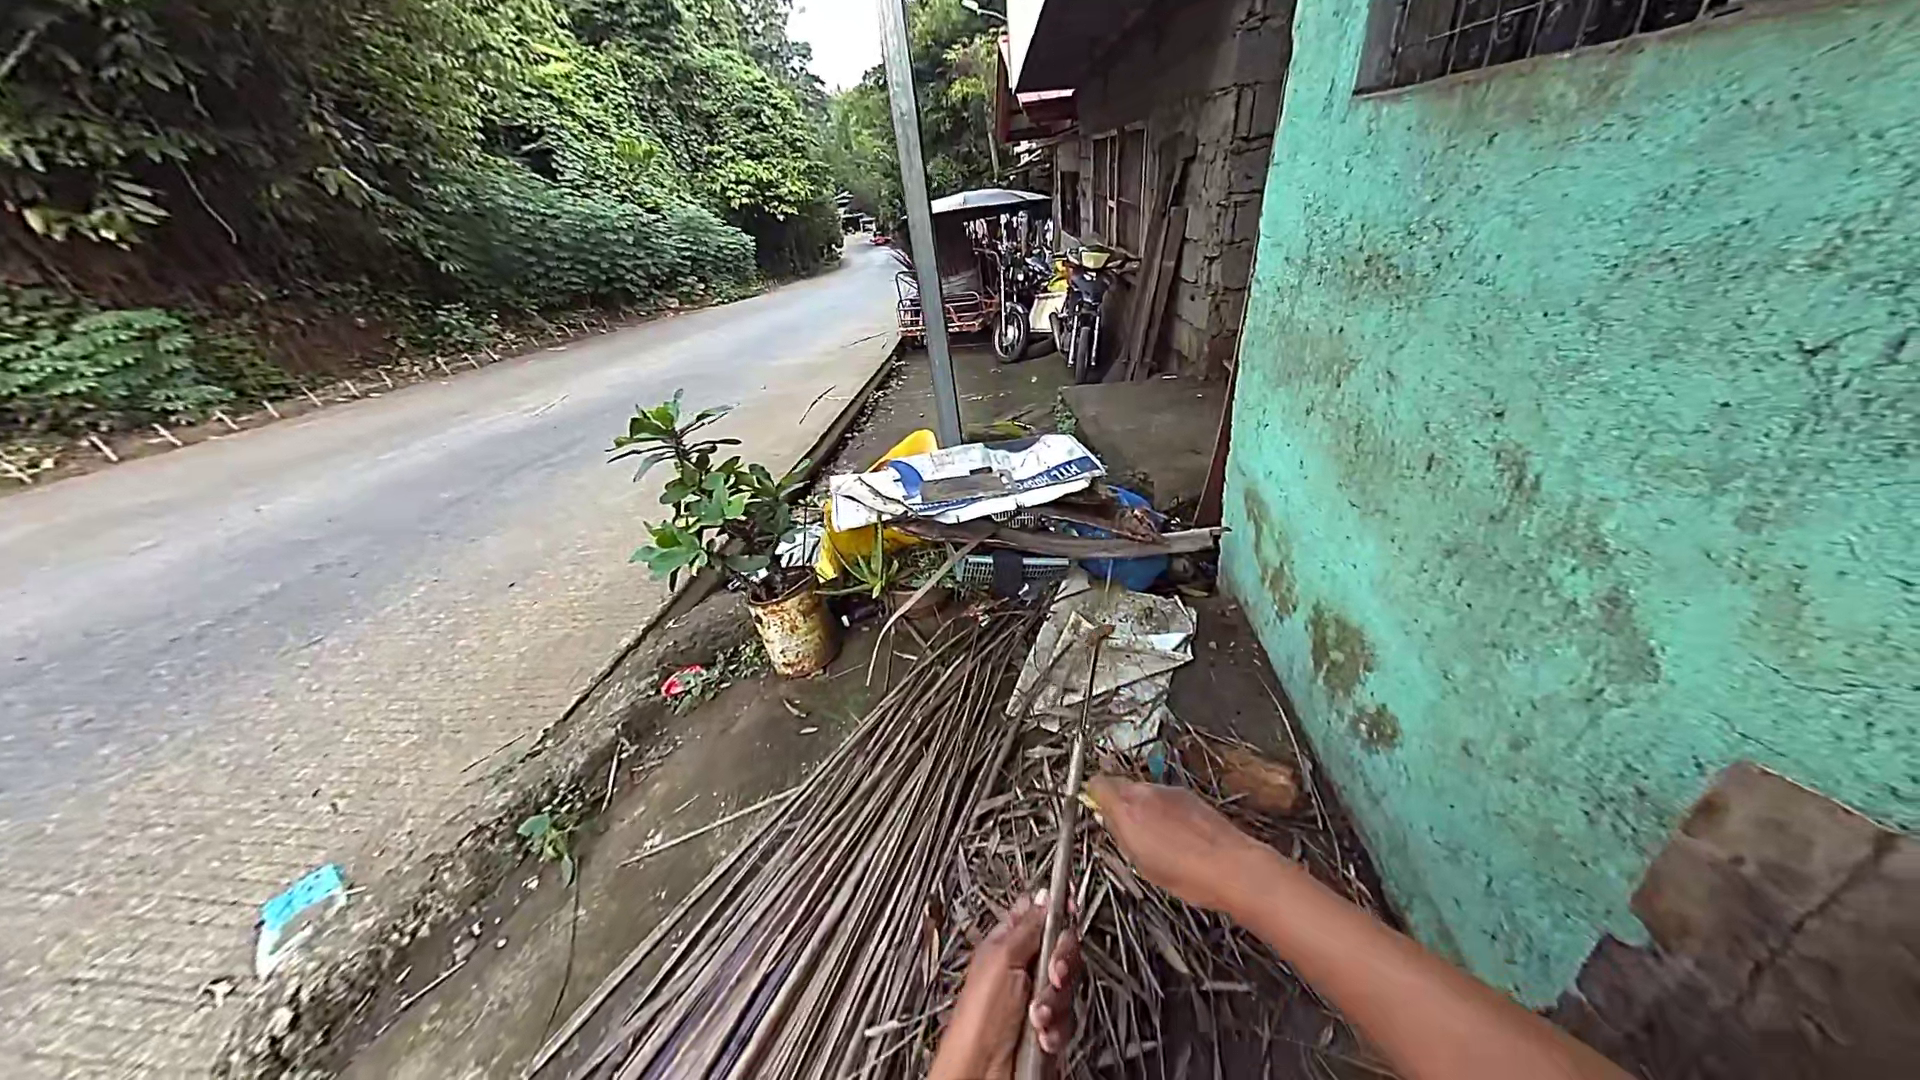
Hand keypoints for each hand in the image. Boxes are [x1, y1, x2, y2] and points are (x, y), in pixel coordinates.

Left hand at [929, 890, 1081, 1079]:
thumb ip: (1029, 927)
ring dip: (1055, 1000)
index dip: (1055, 908)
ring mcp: (1038, 996)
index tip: (1069, 905)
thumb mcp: (1003, 958)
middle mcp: (1024, 965)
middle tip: (1052, 971)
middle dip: (1062, 960)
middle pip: (1061, 945)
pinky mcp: (1050, 1025)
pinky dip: (1057, 1027)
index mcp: (1007, 940)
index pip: (1038, 912)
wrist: (983, 1074)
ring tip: (1037, 1013)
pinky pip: (1070, 1017)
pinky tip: (1041, 1034)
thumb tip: (1044, 897)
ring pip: (1069, 983)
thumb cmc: (978, 1018)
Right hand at [1084, 775, 1272, 913]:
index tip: (1096, 809)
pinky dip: (1164, 810)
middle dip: (1119, 803)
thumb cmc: (1188, 873)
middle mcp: (1146, 792)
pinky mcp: (1189, 796)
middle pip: (1120, 786)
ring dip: (1142, 807)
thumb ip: (1118, 834)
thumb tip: (1106, 818)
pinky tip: (1176, 836)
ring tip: (1155, 839)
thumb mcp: (1139, 862)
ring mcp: (1169, 791)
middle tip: (1125, 831)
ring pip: (1144, 792)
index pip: (1098, 784)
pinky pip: (1165, 797)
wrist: (1234, 868)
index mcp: (1127, 808)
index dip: (1094, 796)